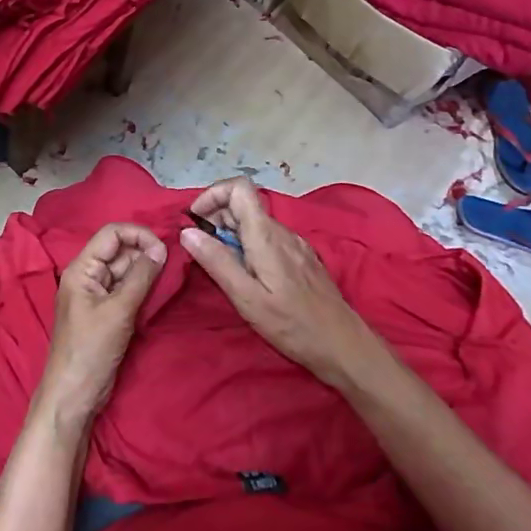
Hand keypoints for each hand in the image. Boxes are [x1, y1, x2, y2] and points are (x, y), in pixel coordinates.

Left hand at [36, 224, 166, 431]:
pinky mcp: (107, 312)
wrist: (74, 396)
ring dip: (147, 270)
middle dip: (145, 251)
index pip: (111, 233)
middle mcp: (88, 276)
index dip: (138, 234)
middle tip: (171, 265)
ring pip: (126, 269)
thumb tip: (161, 248)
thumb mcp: (119, 311)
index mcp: (81, 269)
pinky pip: (127, 289)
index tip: (163, 248)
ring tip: (169, 277)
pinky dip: (143, 287)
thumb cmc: (90, 350)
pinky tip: (159, 291)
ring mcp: (97, 295)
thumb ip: (141, 276)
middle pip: (120, 250)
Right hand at [180, 178, 385, 390]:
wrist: (343, 344)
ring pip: (255, 223)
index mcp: (266, 235)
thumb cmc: (293, 325)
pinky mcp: (301, 258)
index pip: (239, 187)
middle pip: (244, 205)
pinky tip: (248, 276)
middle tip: (203, 253)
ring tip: (222, 268)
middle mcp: (282, 231)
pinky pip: (268, 239)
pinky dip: (249, 247)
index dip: (213, 195)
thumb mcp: (247, 298)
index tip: (195, 223)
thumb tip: (188, 231)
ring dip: (231, 235)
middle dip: (216, 220)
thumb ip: (217, 261)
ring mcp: (295, 244)